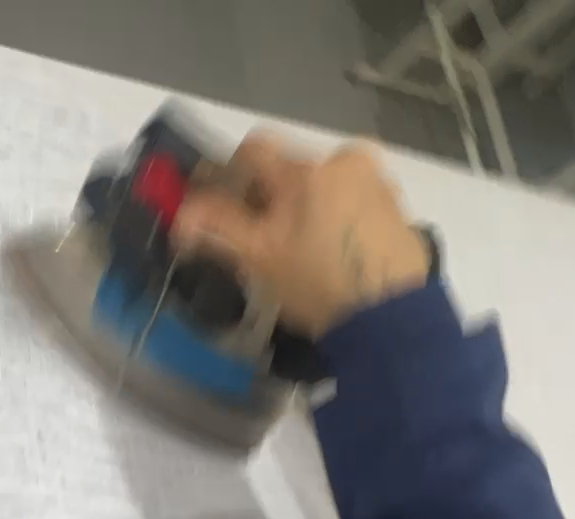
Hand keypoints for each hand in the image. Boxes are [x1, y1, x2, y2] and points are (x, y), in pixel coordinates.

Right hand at [175, 133, 430, 338]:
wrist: (389, 314)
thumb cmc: (317, 283)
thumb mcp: (258, 259)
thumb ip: (217, 229)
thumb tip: (180, 216)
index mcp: (306, 168)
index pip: (252, 149)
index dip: (228, 174)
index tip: (220, 207)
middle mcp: (343, 157)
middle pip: (287, 169)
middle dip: (267, 200)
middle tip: (259, 243)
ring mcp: (375, 177)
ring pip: (317, 184)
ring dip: (300, 208)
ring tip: (298, 253)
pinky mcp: (394, 201)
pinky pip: (347, 197)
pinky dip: (330, 217)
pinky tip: (329, 254)